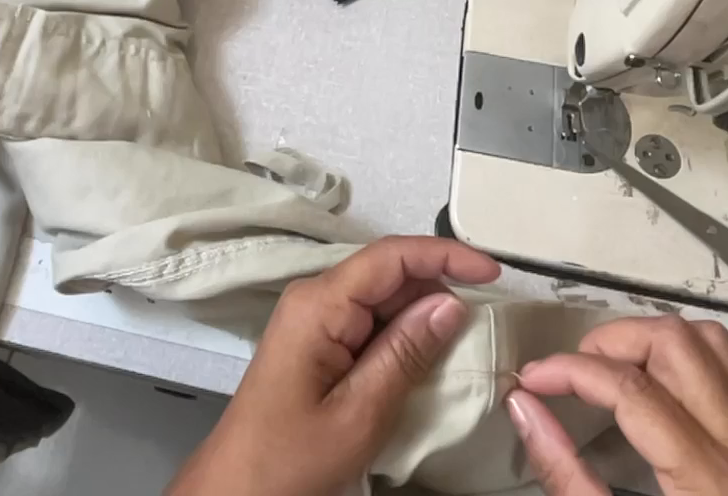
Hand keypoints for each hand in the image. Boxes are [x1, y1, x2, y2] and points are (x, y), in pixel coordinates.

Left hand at [166, 237, 501, 495]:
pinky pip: (367, 320)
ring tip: (463, 338)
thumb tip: (450, 303)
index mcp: (320, 303)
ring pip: (380, 296)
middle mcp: (314, 298)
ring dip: (421, 311)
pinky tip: (426, 353)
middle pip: (387, 273)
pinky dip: (402, 332)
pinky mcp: (317, 340)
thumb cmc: (290, 458)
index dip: (444, 254)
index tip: (490, 271)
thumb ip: (405, 353)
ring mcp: (313, 318)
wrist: (237, 490)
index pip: (390, 256)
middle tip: (485, 315)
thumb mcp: (359, 413)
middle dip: (438, 285)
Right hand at [506, 315, 727, 495]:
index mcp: (710, 481)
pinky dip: (685, 350)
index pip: (632, 389)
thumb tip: (523, 406)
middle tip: (574, 373)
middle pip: (675, 344)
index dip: (570, 371)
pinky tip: (654, 374)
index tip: (531, 380)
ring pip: (707, 339)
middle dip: (610, 344)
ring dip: (648, 338)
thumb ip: (566, 475)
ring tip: (611, 368)